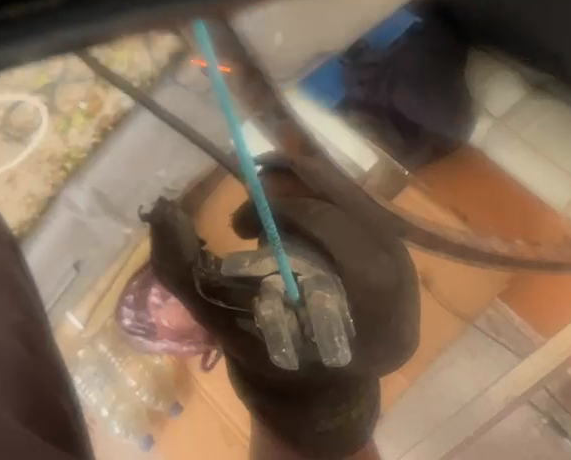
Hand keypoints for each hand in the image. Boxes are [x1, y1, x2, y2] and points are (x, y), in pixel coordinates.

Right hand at [145, 168, 418, 458]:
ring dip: (314, 185)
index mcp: (362, 321)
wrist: (311, 386)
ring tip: (272, 192)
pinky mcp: (398, 264)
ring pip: (366, 205)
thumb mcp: (216, 314)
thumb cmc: (264, 352)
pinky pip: (367, 211)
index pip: (339, 240)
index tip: (240, 222)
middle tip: (257, 185)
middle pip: (359, 213)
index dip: (290, 211)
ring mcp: (408, 281)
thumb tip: (162, 209)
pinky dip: (327, 194)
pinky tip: (293, 202)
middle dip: (302, 185)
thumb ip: (182, 267)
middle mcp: (401, 299)